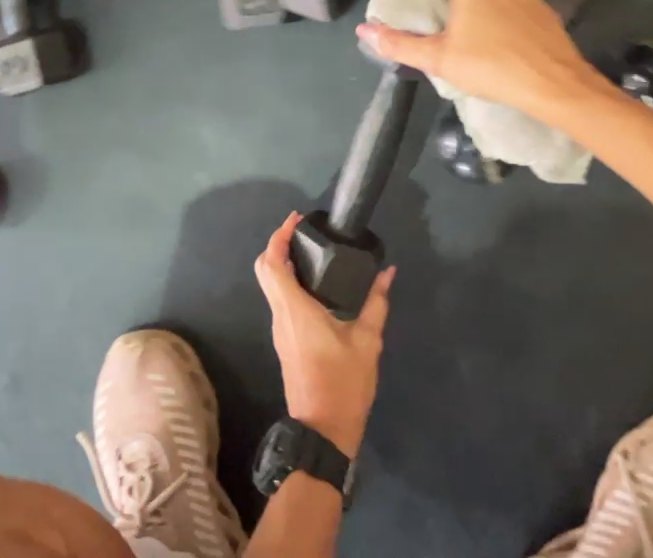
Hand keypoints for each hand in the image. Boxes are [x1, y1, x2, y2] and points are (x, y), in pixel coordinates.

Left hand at [253, 212, 393, 458]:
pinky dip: (289, 282)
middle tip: (303, 232)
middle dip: (278, 245)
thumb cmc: (343, 385)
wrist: (323, 431)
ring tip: (312, 251)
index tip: (295, 220)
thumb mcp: (368, 342)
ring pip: (271, 286)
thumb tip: (387, 273)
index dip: (278, 237)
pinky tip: (315, 281)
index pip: (272, 264)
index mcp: (295, 310)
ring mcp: (280, 329)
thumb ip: (376, 304)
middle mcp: (281, 315)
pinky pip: (280, 300)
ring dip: (283, 263)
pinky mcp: (285, 340)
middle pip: (265, 270)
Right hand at [357, 0, 601, 117]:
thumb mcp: (438, 60)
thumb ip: (400, 44)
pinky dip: (512, 28)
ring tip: (482, 49)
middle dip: (461, 3)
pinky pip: (521, 15)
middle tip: (452, 35)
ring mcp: (529, 0)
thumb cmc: (490, 67)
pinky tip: (511, 55)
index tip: (433, 4)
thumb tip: (364, 30)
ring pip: (499, 0)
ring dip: (488, 16)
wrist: (555, 86)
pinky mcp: (549, 18)